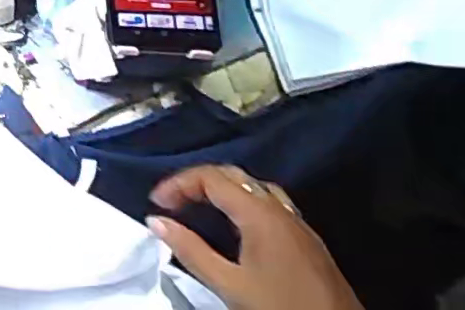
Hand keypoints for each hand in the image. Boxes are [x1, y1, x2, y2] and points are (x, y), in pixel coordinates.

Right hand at [147, 165, 362, 309]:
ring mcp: (296, 222)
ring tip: (200, 208)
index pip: (209, 177)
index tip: (156, 204)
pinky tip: (238, 227)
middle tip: (173, 203)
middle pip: (230, 174)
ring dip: (222, 189)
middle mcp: (277, 206)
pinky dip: (244, 202)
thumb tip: (156, 221)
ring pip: (252, 186)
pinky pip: (269, 202)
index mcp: (258, 211)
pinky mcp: (307, 240)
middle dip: (197, 182)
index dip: (178, 184)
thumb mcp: (231, 289)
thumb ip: (192, 252)